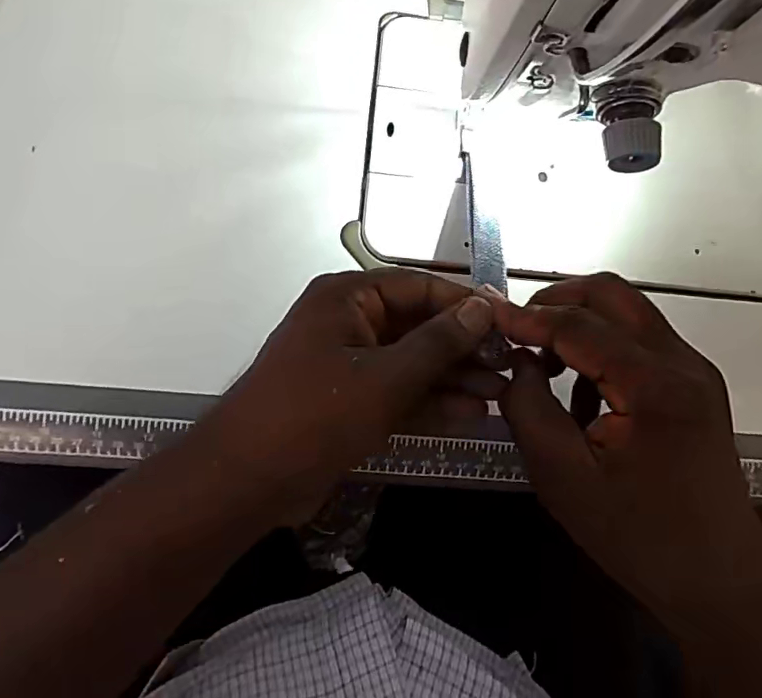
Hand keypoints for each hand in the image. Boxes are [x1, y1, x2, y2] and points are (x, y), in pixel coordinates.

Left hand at [194, 269, 504, 521]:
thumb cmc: (316, 412)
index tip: (510, 322)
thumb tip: (481, 307)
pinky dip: (428, 402)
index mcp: (347, 297)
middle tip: (511, 366)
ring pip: (409, 360)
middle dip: (462, 347)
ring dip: (451, 377)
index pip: (417, 286)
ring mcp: (347, 362)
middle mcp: (347, 320)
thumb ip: (438, 342)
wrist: (250, 476)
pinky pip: (396, 391)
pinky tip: (470, 414)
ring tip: (500, 393)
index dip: (464, 303)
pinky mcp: (347, 400)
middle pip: (415, 324)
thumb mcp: (386, 376)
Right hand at [493, 273, 761, 613]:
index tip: (487, 316)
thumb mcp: (562, 476)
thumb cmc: (640, 537)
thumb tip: (517, 359)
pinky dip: (599, 347)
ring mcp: (693, 373)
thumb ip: (528, 406)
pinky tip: (578, 394)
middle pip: (611, 294)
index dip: (527, 316)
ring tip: (541, 363)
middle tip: (517, 327)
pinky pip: (636, 341)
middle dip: (556, 301)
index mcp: (657, 386)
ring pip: (625, 312)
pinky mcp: (692, 387)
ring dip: (577, 323)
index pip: (579, 324)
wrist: (721, 588)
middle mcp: (683, 364)